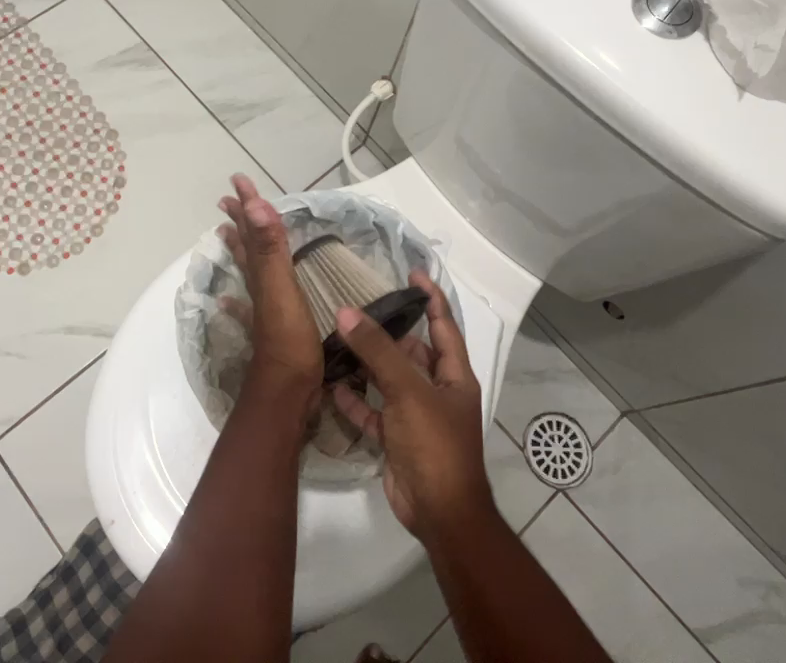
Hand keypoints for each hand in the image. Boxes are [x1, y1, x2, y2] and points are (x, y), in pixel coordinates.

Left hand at [217, 175, 323, 394]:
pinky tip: (227, 301)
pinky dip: (237, 300)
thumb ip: (270, 249)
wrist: (286, 392)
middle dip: (240, 221)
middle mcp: (258, 287)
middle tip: (228, 200)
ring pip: (248, 271)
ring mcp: (262, 310)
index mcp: (263, 274)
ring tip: (227, 235)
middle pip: (246, 246)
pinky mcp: (270, 331)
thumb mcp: (281, 289)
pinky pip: (249, 309)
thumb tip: (255, 207)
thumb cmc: (288, 339)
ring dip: (240, 250)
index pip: (253, 231)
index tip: (239, 180)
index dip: (248, 206)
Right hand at [331, 273, 491, 539]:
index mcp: (453, 375)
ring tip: (335, 341)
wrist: (439, 513)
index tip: (411, 272)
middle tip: (354, 309)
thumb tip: (345, 312)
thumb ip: (377, 351)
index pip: (444, 325)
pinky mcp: (396, 439)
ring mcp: (416, 416)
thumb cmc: (435, 444)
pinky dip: (355, 400)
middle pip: (410, 352)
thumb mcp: (408, 391)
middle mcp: (436, 391)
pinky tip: (331, 386)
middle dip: (385, 332)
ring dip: (365, 365)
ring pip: (388, 381)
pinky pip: (373, 412)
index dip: (430, 297)